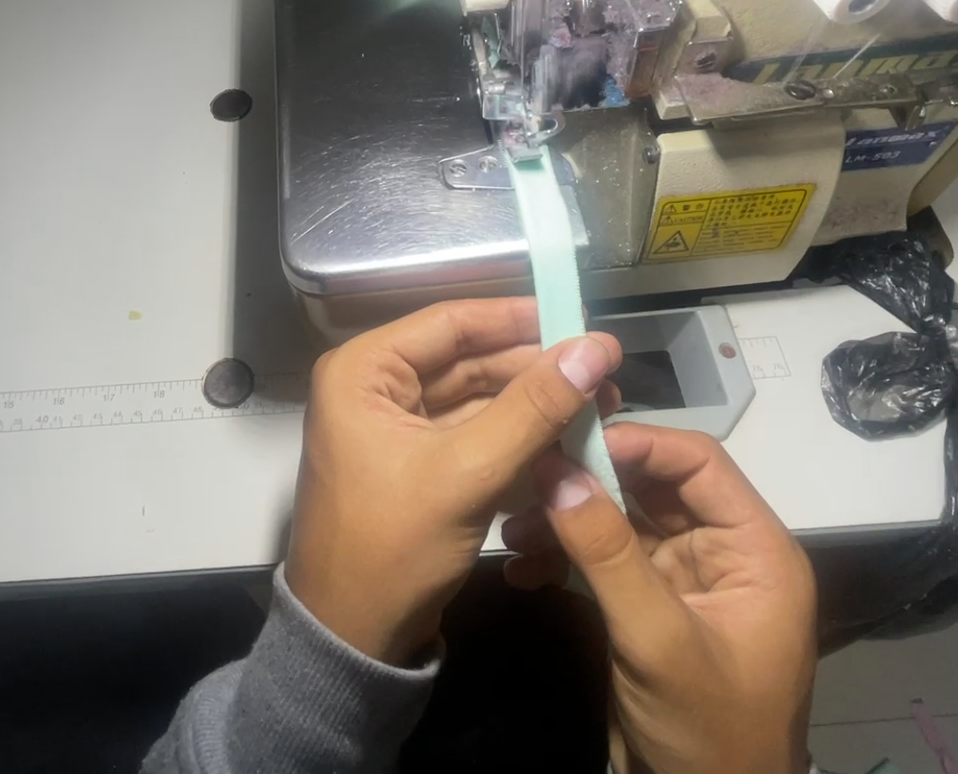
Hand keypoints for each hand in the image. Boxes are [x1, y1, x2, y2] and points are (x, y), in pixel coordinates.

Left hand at [285, 298, 622, 665]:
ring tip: (600, 400)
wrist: (353, 638)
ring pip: (475, 395)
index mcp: (364, 371)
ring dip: (533, 400)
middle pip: (467, 358)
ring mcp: (397, 423)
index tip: (581, 321)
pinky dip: (517, 432)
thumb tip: (594, 349)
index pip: (450, 323)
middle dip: (534, 365)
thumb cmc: (392, 547)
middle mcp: (376, 386)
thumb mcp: (466, 473)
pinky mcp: (419, 459)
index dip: (518, 318)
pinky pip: (473, 430)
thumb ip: (533, 408)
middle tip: (604, 369)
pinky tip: (568, 433)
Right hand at [502, 425, 816, 773]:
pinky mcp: (647, 599)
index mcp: (754, 550)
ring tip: (513, 532)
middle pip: (650, 484)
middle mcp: (721, 550)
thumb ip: (607, 551)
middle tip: (525, 477)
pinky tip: (523, 568)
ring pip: (619, 516)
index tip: (568, 443)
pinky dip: (564, 555)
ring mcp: (683, 575)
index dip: (636, 443)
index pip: (697, 463)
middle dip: (587, 482)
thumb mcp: (657, 641)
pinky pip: (603, 555)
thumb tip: (554, 469)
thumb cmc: (706, 734)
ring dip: (566, 519)